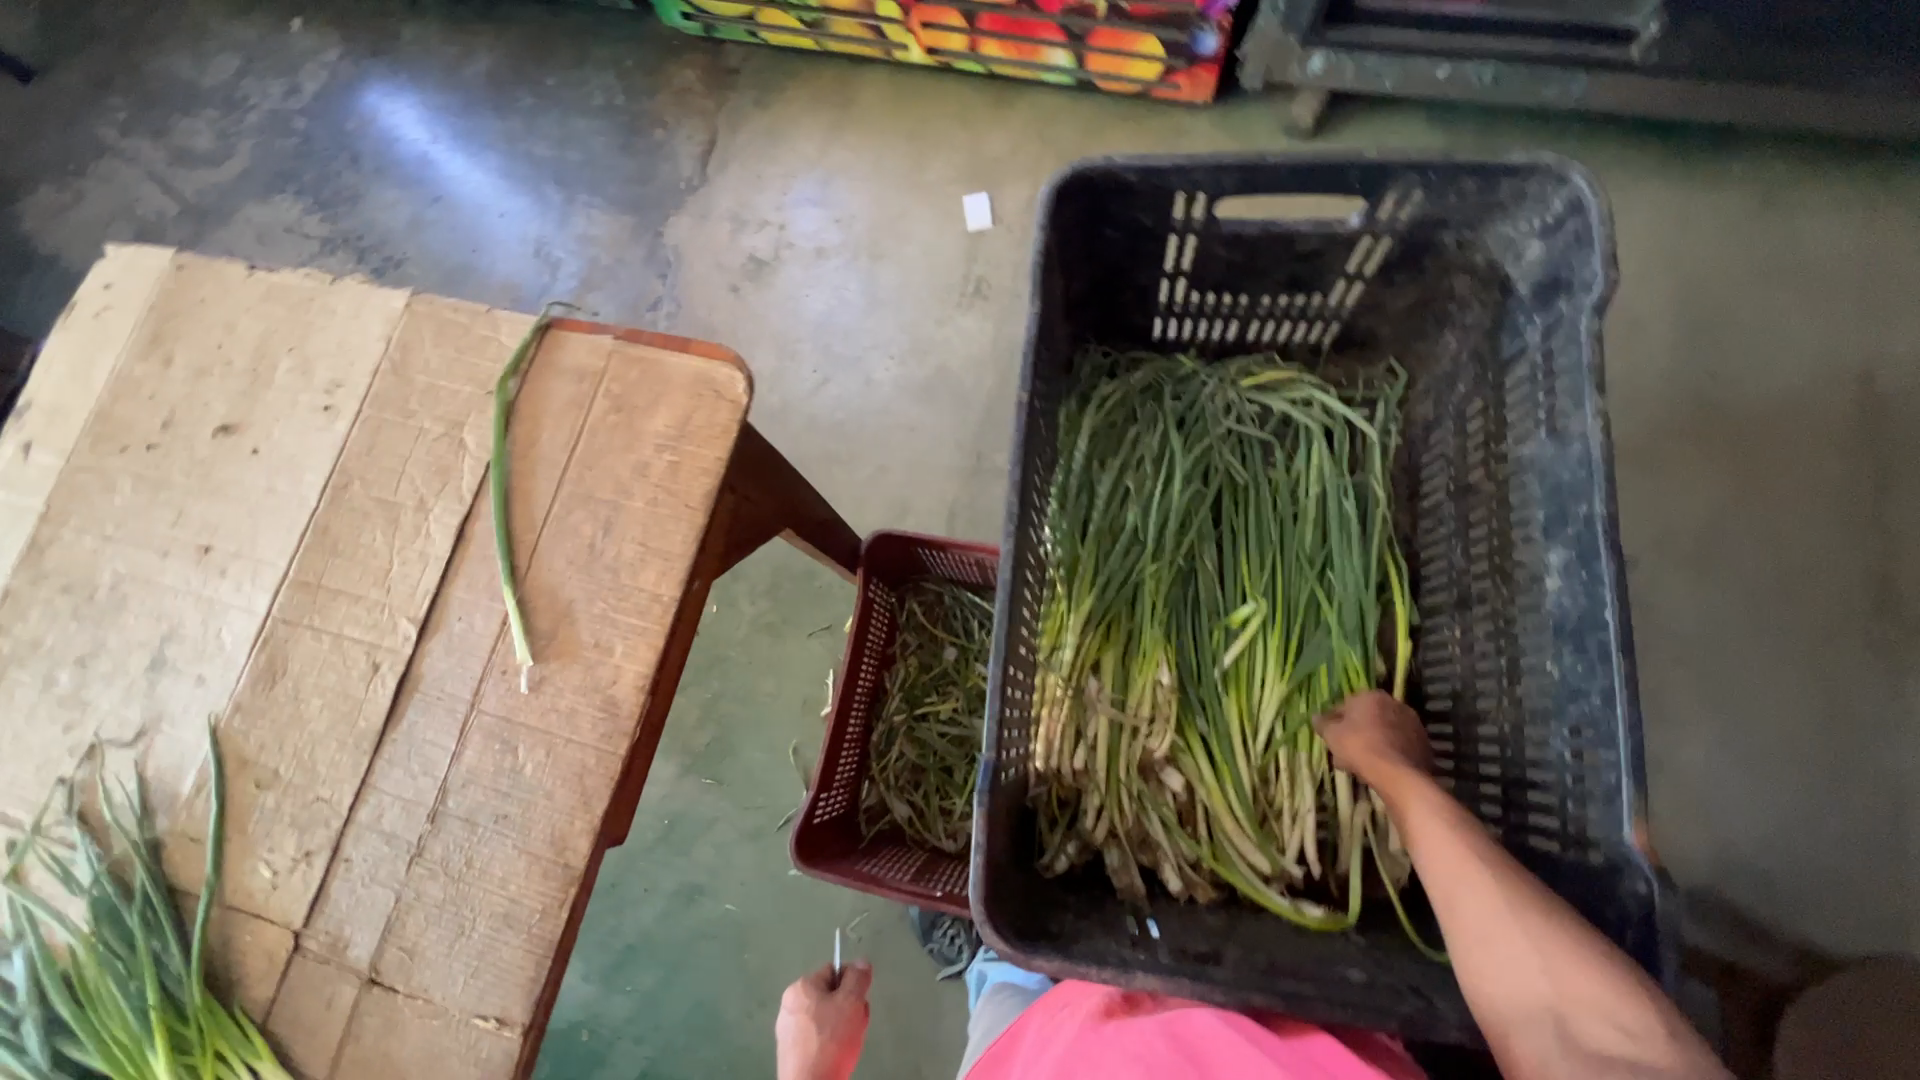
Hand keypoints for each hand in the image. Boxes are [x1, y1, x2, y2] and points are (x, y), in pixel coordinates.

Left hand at [776, 961, 871, 1079]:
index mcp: (800, 987)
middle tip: (855, 1025)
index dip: (852, 984)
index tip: (860, 1003)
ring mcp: (787, 1031)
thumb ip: (858, 978)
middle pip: (829, 996)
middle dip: (848, 1009)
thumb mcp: (851, 1003)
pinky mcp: (790, 1053)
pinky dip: (828, 1044)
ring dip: (841, 1027)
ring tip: (847, 1044)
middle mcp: (789, 1005)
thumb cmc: (830, 1040)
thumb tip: (862, 962)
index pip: (833, 972)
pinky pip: (816, 1039)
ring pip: (824, 1019)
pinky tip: (835, 1057)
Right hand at [1313, 690, 1432, 788]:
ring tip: (1360, 763)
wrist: (1399, 774)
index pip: (1345, 705)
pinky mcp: (1423, 742)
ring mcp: (1412, 723)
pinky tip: (1379, 767)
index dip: (1335, 722)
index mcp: (1371, 696)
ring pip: (1383, 732)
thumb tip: (1316, 717)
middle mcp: (1394, 703)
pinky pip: (1398, 745)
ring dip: (1372, 742)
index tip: (1330, 737)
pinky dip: (1388, 752)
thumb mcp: (1332, 735)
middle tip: (1344, 751)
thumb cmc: (1359, 746)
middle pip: (1367, 718)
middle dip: (1355, 733)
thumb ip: (1323, 723)